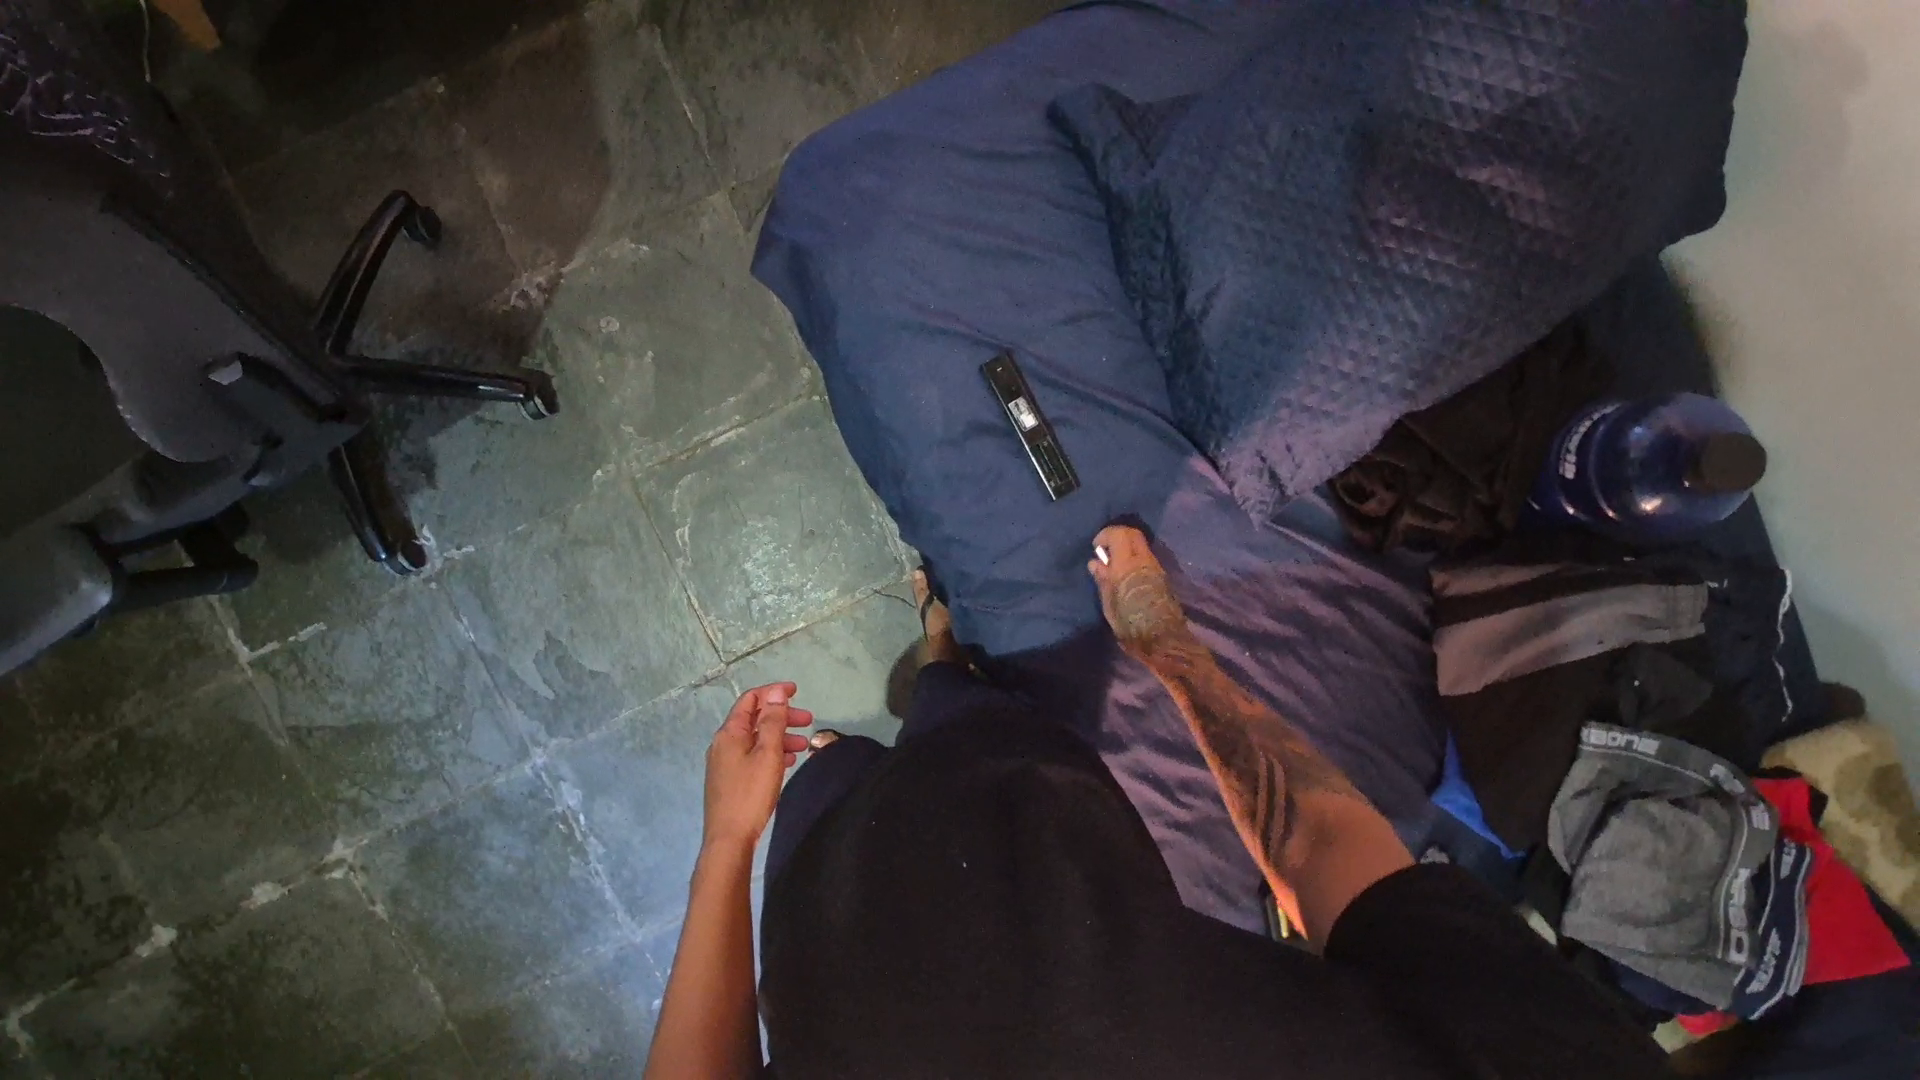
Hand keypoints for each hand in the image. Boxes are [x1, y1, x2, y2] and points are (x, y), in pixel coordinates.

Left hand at [703, 682, 813, 851]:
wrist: (729, 840)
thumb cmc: (750, 794)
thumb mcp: (768, 753)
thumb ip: (773, 721)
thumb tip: (775, 693)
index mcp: (730, 733)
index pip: (750, 700)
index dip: (773, 692)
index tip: (797, 692)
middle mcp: (723, 744)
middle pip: (755, 719)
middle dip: (782, 716)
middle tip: (809, 720)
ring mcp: (725, 763)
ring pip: (756, 739)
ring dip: (780, 736)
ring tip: (804, 745)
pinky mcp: (730, 780)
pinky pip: (753, 756)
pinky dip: (771, 753)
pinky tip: (787, 762)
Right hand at [1087, 525, 1194, 666]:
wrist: (1161, 638)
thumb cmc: (1130, 622)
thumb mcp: (1109, 603)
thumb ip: (1103, 579)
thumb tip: (1095, 562)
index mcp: (1127, 564)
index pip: (1119, 534)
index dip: (1105, 535)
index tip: (1096, 547)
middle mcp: (1144, 560)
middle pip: (1133, 534)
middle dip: (1117, 535)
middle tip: (1105, 550)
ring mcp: (1155, 567)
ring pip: (1141, 545)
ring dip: (1127, 547)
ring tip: (1114, 563)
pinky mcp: (1161, 576)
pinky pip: (1146, 557)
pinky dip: (1134, 557)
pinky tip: (1126, 573)